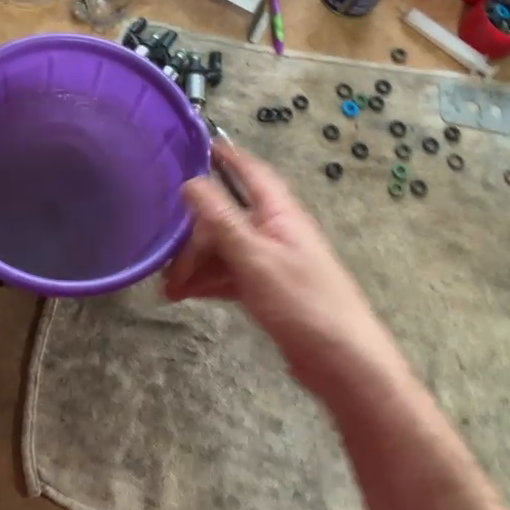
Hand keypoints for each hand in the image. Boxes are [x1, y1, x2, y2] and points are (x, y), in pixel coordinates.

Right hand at [167, 139, 382, 385]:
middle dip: (194, 232)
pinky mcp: (268, 289)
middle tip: (165, 257)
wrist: (343, 363)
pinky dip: (209, 280)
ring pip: (225, 247)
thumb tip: (191, 181)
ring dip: (196, 262)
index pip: (249, 170)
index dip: (223, 156)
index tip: (192, 146)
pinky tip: (186, 293)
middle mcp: (275, 229)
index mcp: (278, 212)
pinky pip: (230, 273)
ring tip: (169, 288)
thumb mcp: (255, 257)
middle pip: (226, 216)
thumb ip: (222, 218)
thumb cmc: (302, 302)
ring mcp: (271, 260)